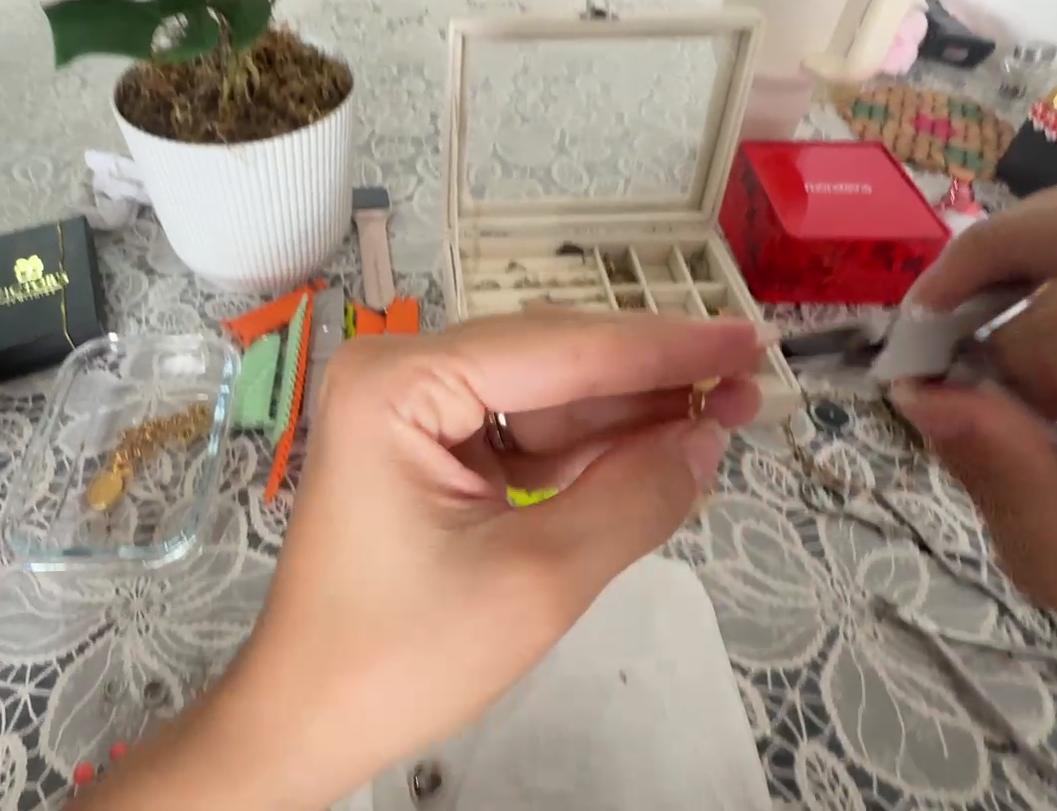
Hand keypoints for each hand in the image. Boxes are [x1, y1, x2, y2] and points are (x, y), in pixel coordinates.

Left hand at [77, 311, 773, 810]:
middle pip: (549, 362)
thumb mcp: (535, 579)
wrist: (309, 716)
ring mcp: (412, 408)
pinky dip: (588, 449)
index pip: (554, 349)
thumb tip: (707, 435)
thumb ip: (632, 497)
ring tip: (720, 414)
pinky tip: (654, 447)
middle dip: (647, 380)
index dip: (660, 347)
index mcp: (399, 380)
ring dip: (627, 413)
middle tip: (746, 382)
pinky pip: (522, 435)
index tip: (746, 339)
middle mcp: (400, 373)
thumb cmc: (402, 654)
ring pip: (542, 397)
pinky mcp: (428, 447)